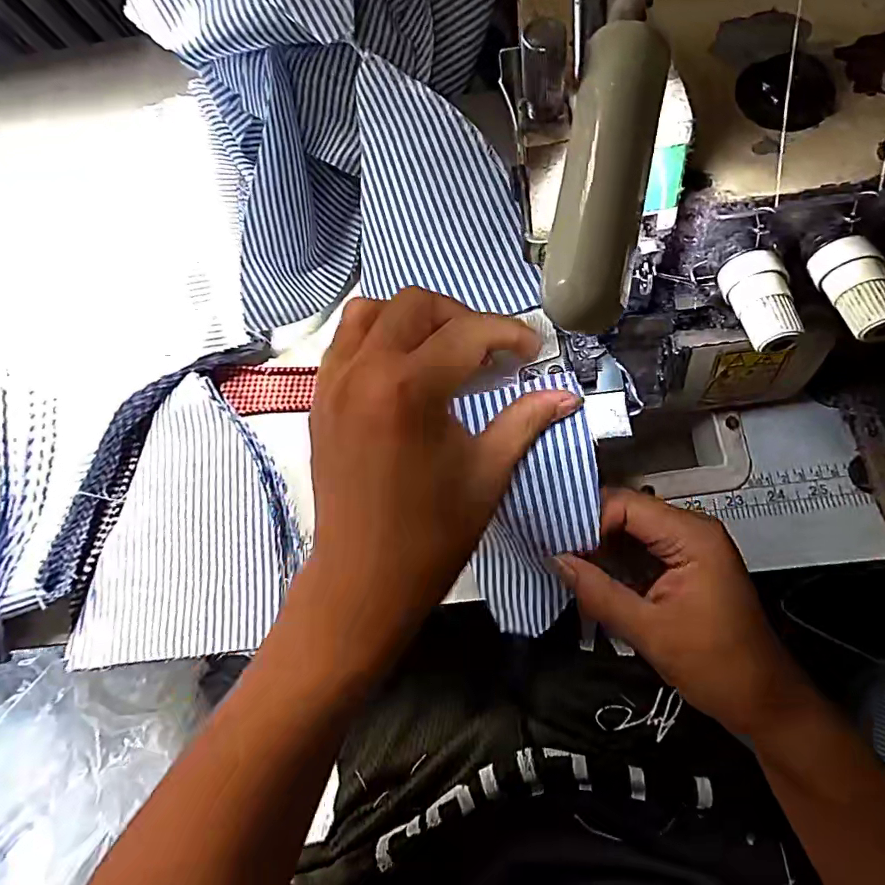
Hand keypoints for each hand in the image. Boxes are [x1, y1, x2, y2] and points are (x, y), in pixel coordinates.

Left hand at [303, 287, 581, 660]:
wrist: (362, 580)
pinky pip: (345, 341)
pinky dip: (377, 336)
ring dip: (413, 318)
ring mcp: (334, 382)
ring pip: (370, 311)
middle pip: (416, 304)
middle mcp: (364, 371)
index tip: (530, 352)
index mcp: (410, 389)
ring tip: (442, 349)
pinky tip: (404, 367)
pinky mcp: (319, 399)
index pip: (468, 332)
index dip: (509, 334)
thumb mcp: (488, 472)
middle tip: (488, 350)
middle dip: (461, 317)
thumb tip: (565, 395)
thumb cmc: (431, 534)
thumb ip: (525, 420)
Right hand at [553, 488, 818, 737]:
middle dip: (589, 531)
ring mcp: (690, 546)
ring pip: (632, 531)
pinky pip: (643, 549)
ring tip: (564, 561)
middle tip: (552, 549)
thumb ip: (599, 592)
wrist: (764, 701)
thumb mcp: (649, 631)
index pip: (627, 505)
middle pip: (629, 512)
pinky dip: (617, 561)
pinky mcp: (686, 564)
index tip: (554, 541)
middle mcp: (692, 529)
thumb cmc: (715, 666)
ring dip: (600, 546)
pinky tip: (590, 574)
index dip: (588, 519)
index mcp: (692, 535)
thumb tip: (556, 560)